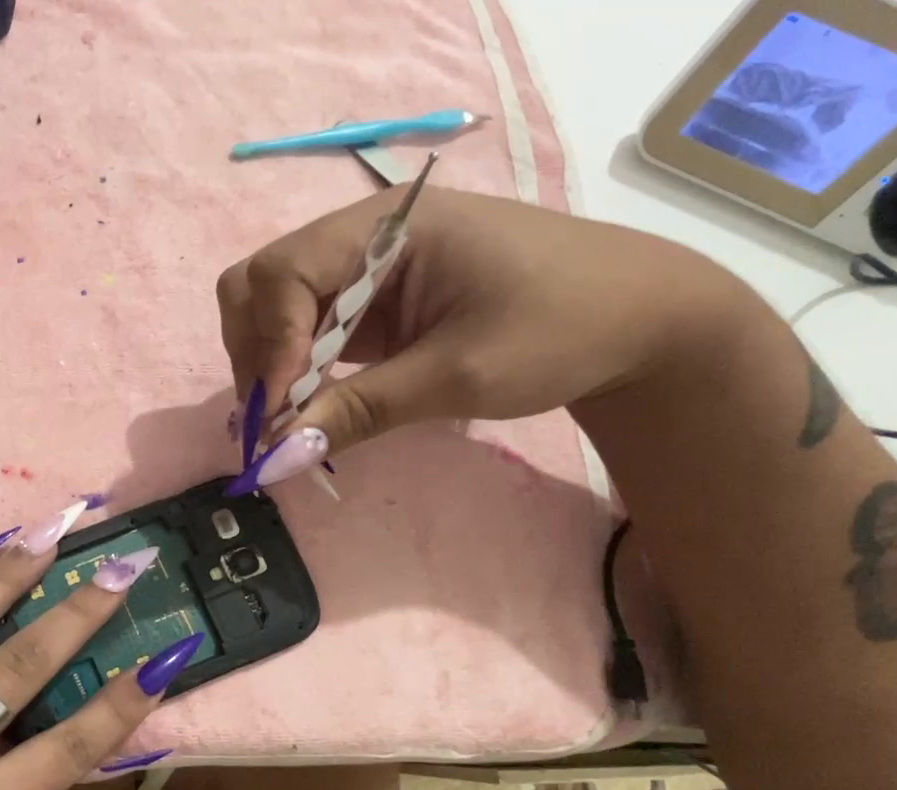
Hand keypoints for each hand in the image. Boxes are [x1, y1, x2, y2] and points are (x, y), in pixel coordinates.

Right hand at [216, 187, 756, 484]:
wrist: (643, 322)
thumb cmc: (563, 329)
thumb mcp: (458, 375)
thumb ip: (359, 410)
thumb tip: (275, 455)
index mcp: (385, 227)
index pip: (283, 272)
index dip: (267, 342)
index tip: (279, 411)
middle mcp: (361, 238)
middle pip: (259, 283)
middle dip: (253, 350)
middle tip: (274, 414)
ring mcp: (362, 272)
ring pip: (270, 309)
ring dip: (266, 365)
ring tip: (291, 417)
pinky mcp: (370, 305)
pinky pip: (303, 332)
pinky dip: (292, 373)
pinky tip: (310, 406)